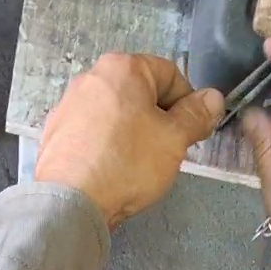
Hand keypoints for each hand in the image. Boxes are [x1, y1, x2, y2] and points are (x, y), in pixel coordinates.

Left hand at [36, 53, 223, 228]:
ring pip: (116, 115)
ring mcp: (69, 106)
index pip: (171, 74)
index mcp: (123, 68)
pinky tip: (113, 171)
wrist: (72, 201)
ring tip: (139, 166)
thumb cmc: (127, 163)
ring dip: (134, 135)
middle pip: (140, 94)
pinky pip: (94, 134)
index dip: (189, 103)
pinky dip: (108, 147)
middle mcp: (91, 77)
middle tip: (168, 152)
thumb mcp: (174, 139)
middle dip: (160, 120)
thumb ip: (196, 116)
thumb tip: (213, 98)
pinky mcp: (57, 134)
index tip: (193, 132)